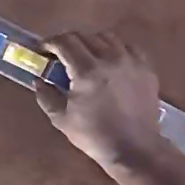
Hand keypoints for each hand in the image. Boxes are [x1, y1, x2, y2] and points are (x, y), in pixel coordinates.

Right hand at [36, 32, 164, 169]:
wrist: (134, 148)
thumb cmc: (94, 136)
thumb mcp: (62, 119)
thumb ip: (46, 96)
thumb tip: (38, 80)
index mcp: (86, 71)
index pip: (65, 42)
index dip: (50, 43)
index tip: (44, 50)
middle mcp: (110, 58)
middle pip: (84, 36)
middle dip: (69, 42)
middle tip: (62, 56)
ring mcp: (131, 61)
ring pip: (107, 38)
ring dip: (92, 43)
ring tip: (87, 58)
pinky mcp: (146, 68)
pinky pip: (128, 47)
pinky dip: (115, 49)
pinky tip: (110, 62)